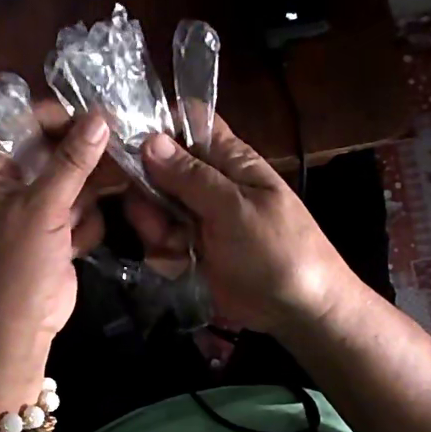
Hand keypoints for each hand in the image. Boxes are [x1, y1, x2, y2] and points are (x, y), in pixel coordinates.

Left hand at [0, 105, 108, 407]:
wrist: (17, 331)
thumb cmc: (16, 266)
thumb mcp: (43, 208)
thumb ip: (73, 162)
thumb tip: (101, 117)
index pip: (24, 123)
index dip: (58, 117)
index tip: (97, 117)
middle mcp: (12, 183)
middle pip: (56, 151)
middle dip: (82, 163)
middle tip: (115, 156)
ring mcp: (36, 209)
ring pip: (76, 182)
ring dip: (85, 201)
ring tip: (78, 223)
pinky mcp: (57, 233)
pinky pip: (82, 212)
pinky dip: (85, 227)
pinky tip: (76, 247)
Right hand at [123, 117, 361, 336]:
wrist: (297, 310)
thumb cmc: (277, 250)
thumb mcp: (235, 209)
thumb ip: (191, 177)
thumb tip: (150, 140)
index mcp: (228, 160)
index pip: (188, 121)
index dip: (158, 125)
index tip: (132, 150)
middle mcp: (207, 183)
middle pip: (156, 168)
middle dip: (148, 194)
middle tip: (158, 222)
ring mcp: (196, 217)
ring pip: (152, 207)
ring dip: (155, 229)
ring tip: (176, 249)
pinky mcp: (189, 248)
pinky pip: (158, 241)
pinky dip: (164, 254)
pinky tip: (180, 266)